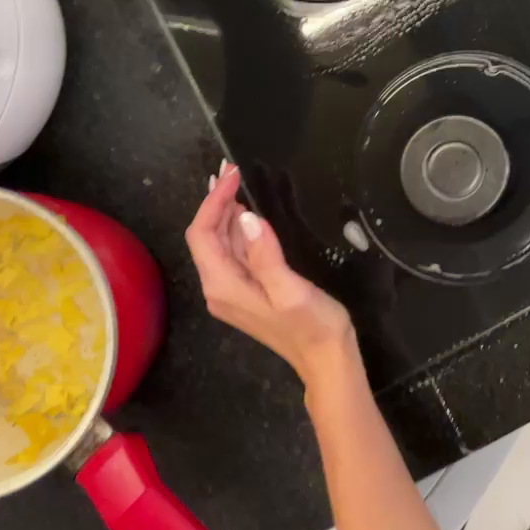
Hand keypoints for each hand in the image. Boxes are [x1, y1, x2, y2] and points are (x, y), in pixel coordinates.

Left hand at [186, 162, 352, 382]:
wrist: (326, 359)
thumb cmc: (312, 326)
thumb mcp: (291, 289)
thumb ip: (265, 254)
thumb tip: (247, 217)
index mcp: (224, 286)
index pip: (203, 235)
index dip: (213, 202)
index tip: (234, 175)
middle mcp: (220, 288)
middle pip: (206, 238)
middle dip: (216, 202)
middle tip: (233, 170)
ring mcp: (234, 292)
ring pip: (220, 245)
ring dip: (226, 214)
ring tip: (238, 184)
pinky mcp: (249, 292)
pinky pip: (234, 255)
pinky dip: (238, 230)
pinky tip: (250, 217)